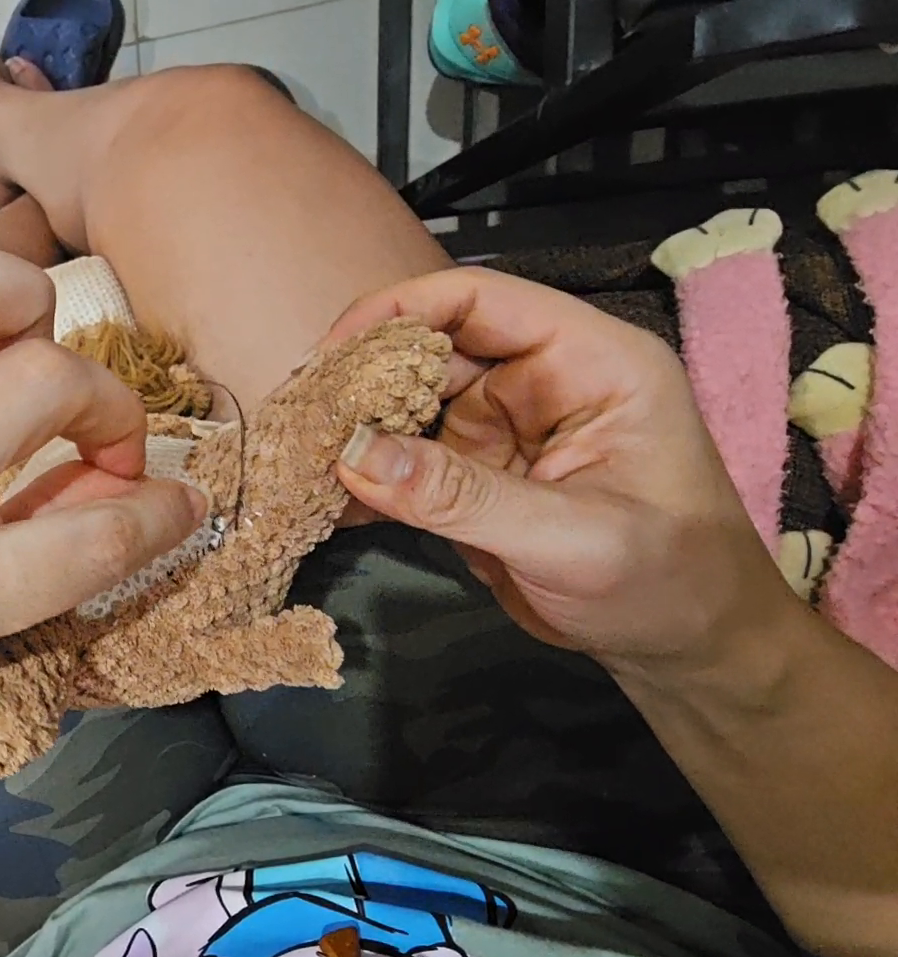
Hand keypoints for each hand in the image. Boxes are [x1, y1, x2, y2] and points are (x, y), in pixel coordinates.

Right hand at [324, 267, 797, 677]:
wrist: (679, 642)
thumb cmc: (664, 581)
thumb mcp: (569, 538)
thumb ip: (459, 495)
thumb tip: (348, 453)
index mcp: (583, 363)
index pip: (476, 302)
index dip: (396, 311)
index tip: (325, 355)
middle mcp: (529, 383)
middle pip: (422, 351)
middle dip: (354, 378)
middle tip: (293, 414)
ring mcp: (489, 430)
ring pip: (397, 407)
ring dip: (345, 430)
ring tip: (289, 455)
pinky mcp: (461, 474)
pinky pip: (393, 462)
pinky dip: (355, 477)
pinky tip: (315, 498)